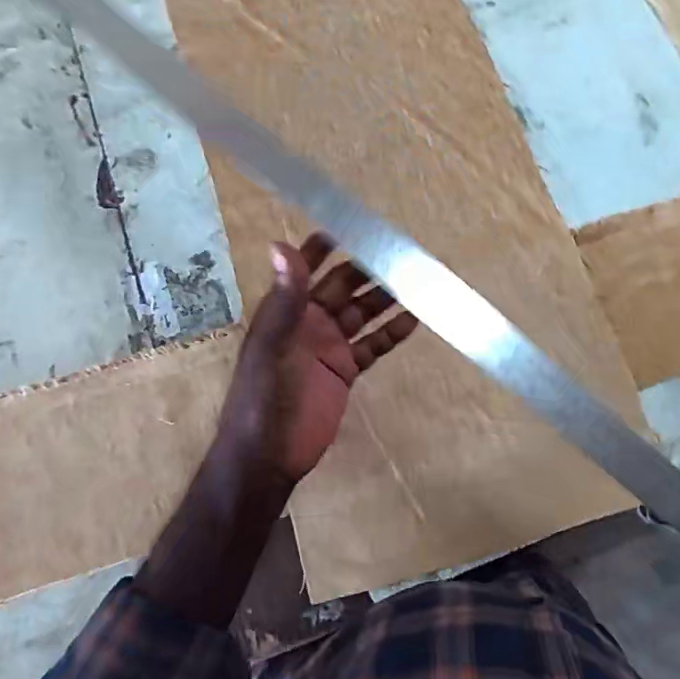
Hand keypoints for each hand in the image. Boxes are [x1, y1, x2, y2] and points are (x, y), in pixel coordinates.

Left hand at [214, 233, 419, 483]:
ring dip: (385, 298)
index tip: (353, 224)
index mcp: (287, 310)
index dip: (325, 246)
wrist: (269, 454)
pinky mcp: (345, 371)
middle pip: (343, 287)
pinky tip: (414, 320)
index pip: (305, 268)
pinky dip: (391, 333)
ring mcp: (329, 346)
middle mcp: (309, 321)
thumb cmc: (263, 397)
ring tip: (416, 279)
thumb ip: (285, 298)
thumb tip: (281, 244)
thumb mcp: (273, 344)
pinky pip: (372, 345)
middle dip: (368, 269)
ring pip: (362, 313)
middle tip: (400, 251)